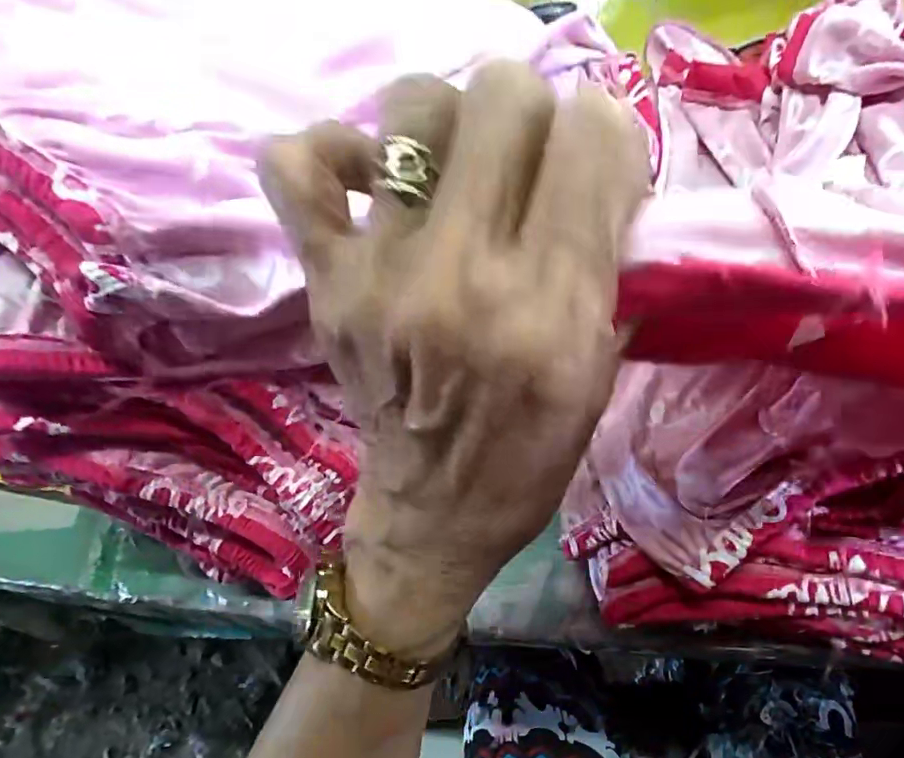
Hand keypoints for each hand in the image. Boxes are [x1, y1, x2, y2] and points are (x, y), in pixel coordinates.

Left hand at [259, 64, 648, 655]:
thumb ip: (607, 275)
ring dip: (450, 129)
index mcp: (550, 313)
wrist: (433, 518)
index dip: (604, 141)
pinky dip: (333, 154)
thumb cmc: (524, 463)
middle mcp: (465, 278)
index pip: (592, 137)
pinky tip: (372, 184)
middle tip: (529, 174)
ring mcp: (383, 276)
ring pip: (414, 106)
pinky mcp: (326, 285)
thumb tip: (604, 184)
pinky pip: (296, 165)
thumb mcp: (595, 382)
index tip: (594, 181)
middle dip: (534, 122)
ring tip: (458, 180)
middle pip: (505, 93)